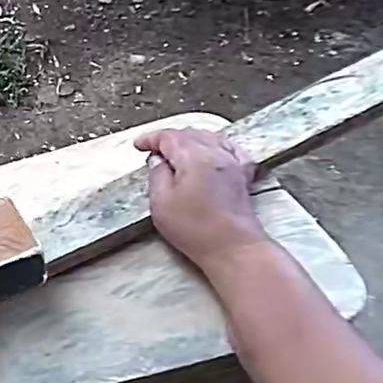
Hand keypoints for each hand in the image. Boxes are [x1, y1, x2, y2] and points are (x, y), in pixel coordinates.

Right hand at [133, 128, 270, 268]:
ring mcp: (233, 164)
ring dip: (192, 140)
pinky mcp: (243, 177)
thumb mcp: (161, 203)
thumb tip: (157, 160)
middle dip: (170, 139)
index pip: (169, 137)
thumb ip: (157, 175)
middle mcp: (216, 153)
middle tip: (155, 151)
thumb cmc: (196, 229)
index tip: (139, 145)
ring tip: (179, 151)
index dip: (151, 138)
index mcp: (193, 157)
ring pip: (210, 139)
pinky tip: (214, 153)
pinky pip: (231, 150)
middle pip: (190, 135)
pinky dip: (217, 146)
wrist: (233, 247)